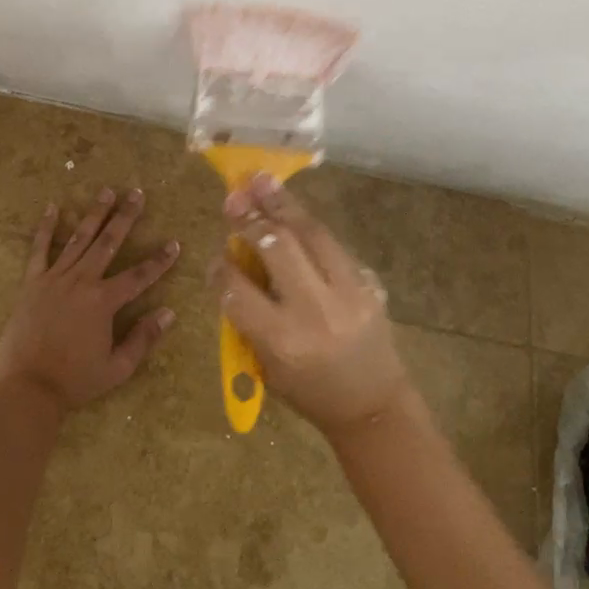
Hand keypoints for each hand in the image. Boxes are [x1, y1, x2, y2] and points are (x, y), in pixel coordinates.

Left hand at [0, 188, 181, 411]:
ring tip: (106, 191)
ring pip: (79, 239)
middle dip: (125, 217)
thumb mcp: (118, 367)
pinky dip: (46, 227)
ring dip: (94, 214)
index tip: (174, 243)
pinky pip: (39, 249)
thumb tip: (168, 313)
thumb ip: (143, 338)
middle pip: (108, 242)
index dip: (159, 260)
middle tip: (137, 193)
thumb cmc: (75, 381)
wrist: (28, 386)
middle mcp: (82, 281)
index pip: (139, 276)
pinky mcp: (32, 282)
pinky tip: (52, 207)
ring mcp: (54, 278)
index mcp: (104, 302)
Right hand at [210, 173, 414, 435]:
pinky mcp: (369, 285)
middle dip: (252, 218)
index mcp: (281, 339)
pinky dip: (310, 226)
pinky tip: (293, 211)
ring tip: (262, 181)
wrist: (373, 406)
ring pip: (312, 235)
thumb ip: (249, 314)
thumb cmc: (309, 392)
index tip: (215, 256)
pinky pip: (334, 244)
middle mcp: (314, 311)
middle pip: (277, 248)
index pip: (237, 289)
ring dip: (283, 205)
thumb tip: (236, 260)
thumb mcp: (267, 363)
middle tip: (234, 195)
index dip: (220, 268)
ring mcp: (347, 294)